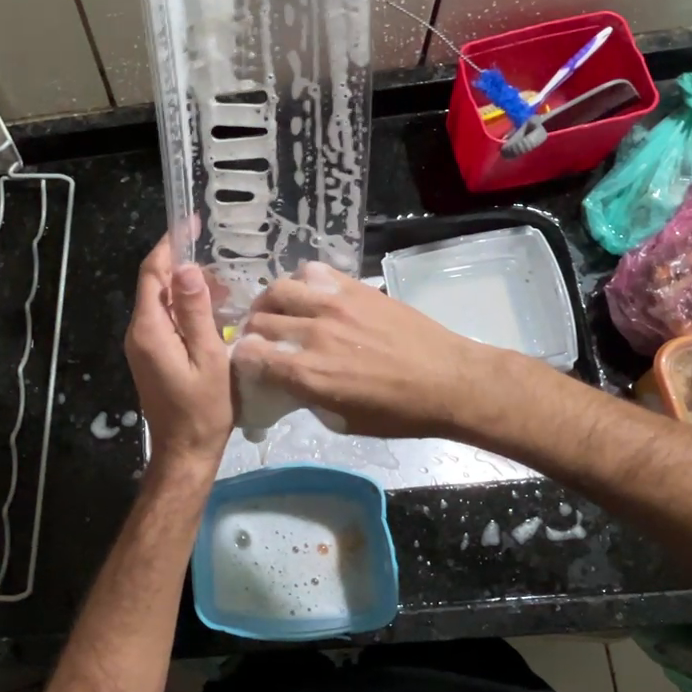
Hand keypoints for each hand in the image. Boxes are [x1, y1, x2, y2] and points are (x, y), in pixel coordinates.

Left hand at [123, 237, 233, 466]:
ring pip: (161, 303)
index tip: (191, 222)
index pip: (152, 274)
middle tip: (220, 261)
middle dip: (183, 266)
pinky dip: (186, 309)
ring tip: (224, 287)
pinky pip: (164, 321)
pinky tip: (213, 311)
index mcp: (149, 330)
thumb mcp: (208, 358)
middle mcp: (139, 333)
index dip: (169, 245)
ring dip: (188, 289)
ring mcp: (142, 346)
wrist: (184, 451)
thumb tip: (187, 269)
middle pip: (155, 285)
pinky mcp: (151, 356)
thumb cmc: (202, 409)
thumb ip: (196, 313)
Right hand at [232, 261, 499, 438]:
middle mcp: (313, 334)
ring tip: (278, 311)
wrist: (449, 382)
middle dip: (252, 332)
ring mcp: (334, 306)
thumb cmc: (398, 413)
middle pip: (259, 321)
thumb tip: (290, 381)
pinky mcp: (355, 288)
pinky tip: (309, 295)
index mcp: (308, 374)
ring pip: (278, 289)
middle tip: (261, 339)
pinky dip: (302, 282)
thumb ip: (308, 396)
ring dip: (270, 302)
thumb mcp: (343, 420)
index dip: (242, 358)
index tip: (249, 363)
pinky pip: (313, 272)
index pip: (250, 354)